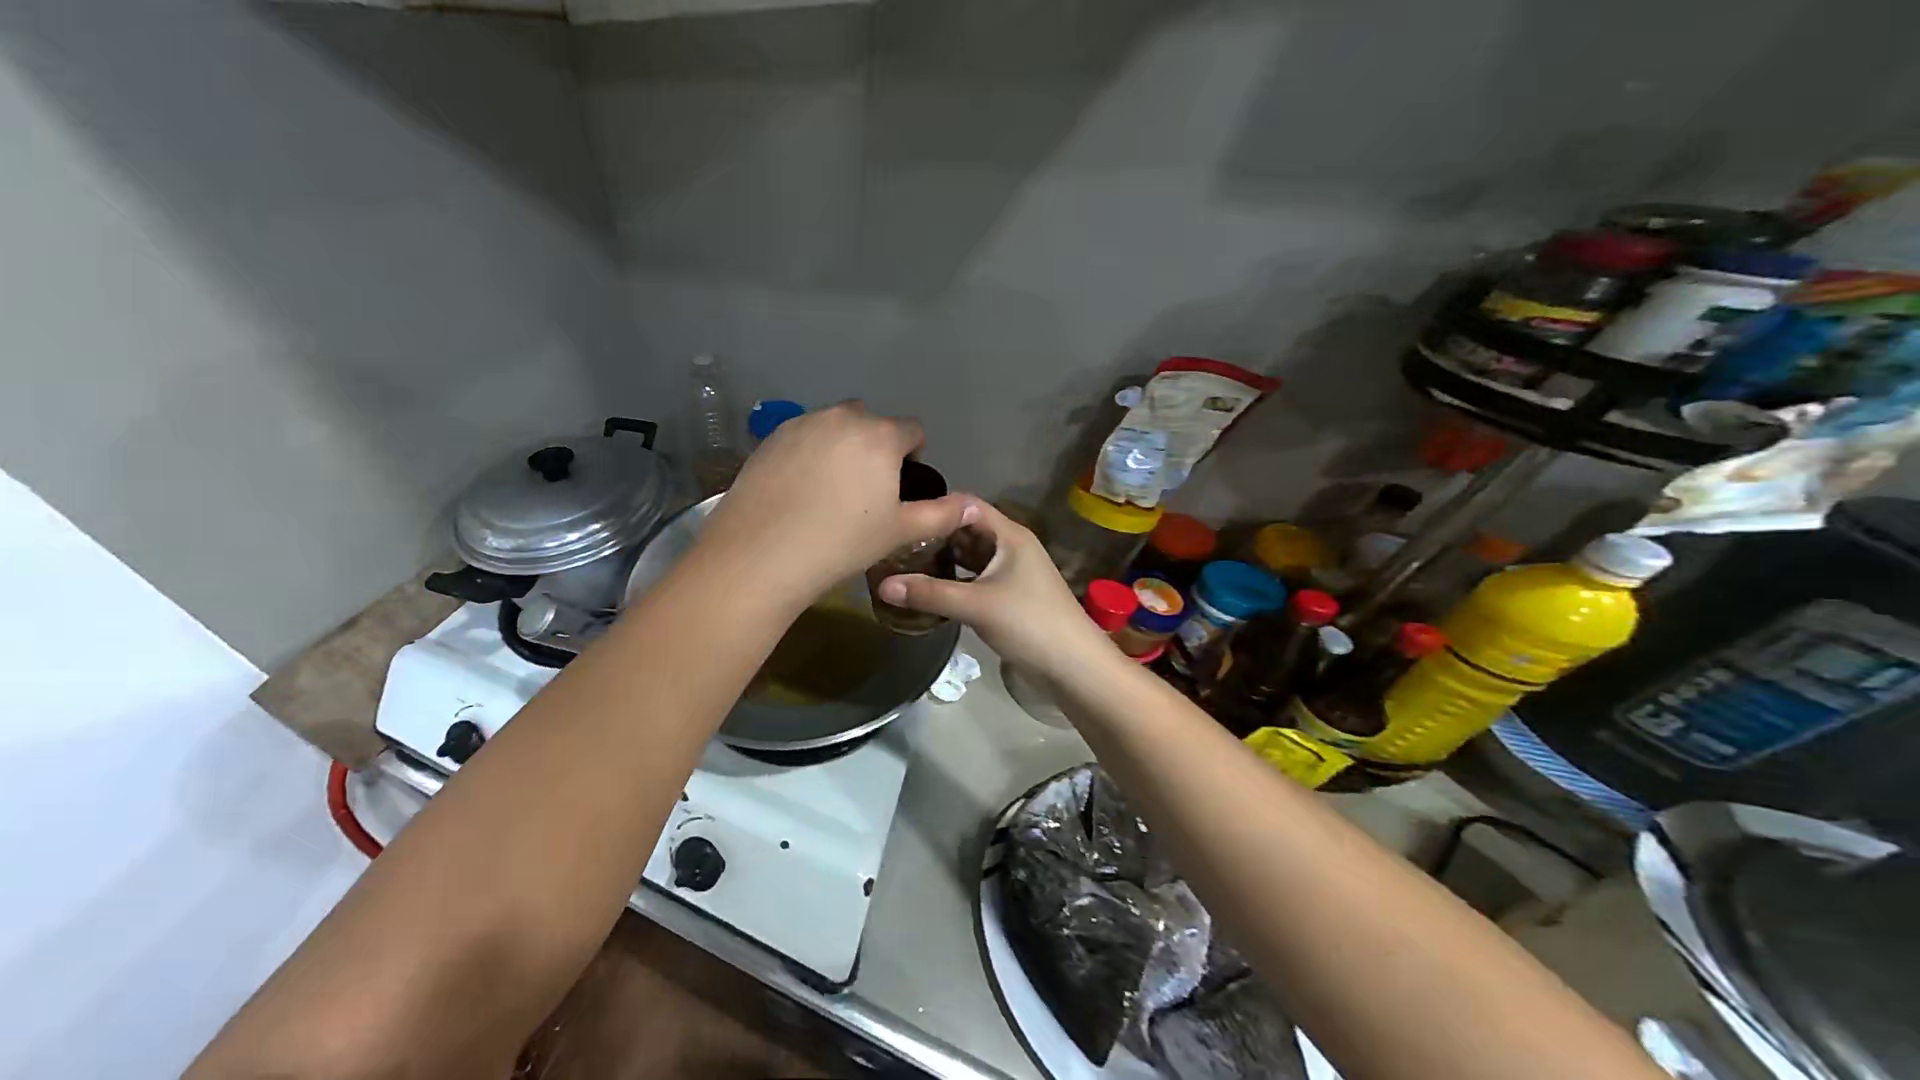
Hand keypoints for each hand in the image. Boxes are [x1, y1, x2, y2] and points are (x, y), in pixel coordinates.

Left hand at [696, 402, 969, 607]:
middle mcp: (842, 418)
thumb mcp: (899, 532)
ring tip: (832, 488)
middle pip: (871, 422)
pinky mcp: (771, 438)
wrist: (762, 554)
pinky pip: (803, 436)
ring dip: (842, 446)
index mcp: (880, 436)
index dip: (913, 454)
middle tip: (867, 488)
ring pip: (835, 427)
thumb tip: (971, 506)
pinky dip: (810, 452)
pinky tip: (800, 489)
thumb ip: (941, 514)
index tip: (902, 483)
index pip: (912, 429)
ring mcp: (802, 424)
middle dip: (876, 446)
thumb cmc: (842, 543)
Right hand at [875, 500, 1112, 677]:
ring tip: (901, 564)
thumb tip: (881, 584)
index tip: (900, 515)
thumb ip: (930, 593)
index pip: (967, 505)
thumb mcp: (977, 605)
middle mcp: (1010, 547)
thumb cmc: (1030, 623)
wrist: (1073, 666)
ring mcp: (1010, 573)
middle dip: (933, 535)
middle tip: (892, 543)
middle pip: (966, 530)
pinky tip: (926, 590)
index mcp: (1009, 535)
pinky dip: (952, 581)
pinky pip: (974, 580)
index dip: (935, 507)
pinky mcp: (1008, 597)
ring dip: (941, 559)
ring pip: (969, 557)